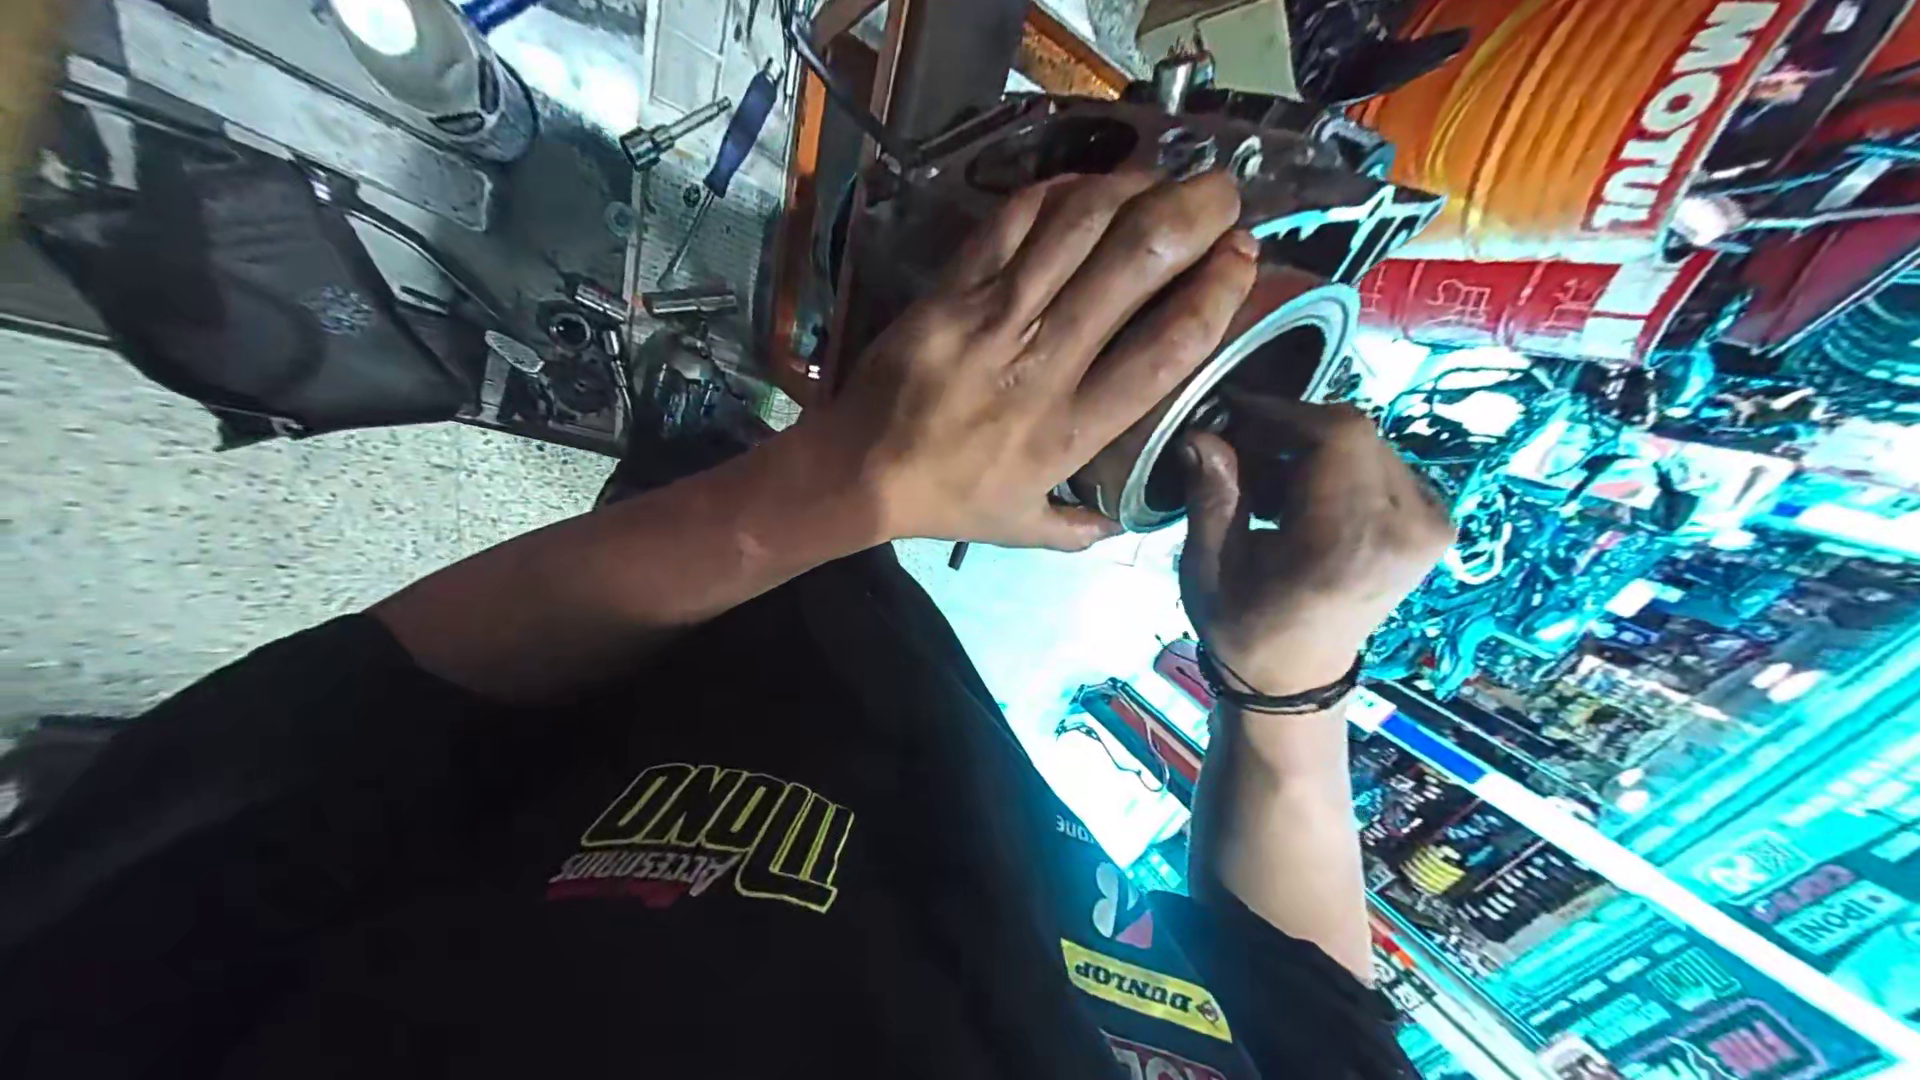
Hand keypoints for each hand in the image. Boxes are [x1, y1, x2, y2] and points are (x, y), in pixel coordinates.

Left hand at [802, 170, 1258, 549]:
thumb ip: (1078, 528)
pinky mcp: (951, 290)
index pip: (1166, 349)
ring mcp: (994, 318)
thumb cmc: (947, 500)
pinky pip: (1012, 221)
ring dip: (1134, 188)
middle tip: (1223, 194)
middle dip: (1193, 215)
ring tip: (1164, 177)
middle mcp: (1044, 363)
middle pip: (1133, 266)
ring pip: (1078, 228)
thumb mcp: (1021, 528)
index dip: (1215, 294)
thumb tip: (1123, 524)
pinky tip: (1087, 186)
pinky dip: (1058, 193)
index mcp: (1072, 429)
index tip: (1242, 259)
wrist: (862, 468)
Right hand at [1179, 396, 1455, 695]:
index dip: (1280, 410)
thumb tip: (1200, 433)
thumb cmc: (1242, 628)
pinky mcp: (1431, 524)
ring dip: (1307, 447)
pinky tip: (1296, 495)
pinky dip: (1332, 465)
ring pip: (1365, 443)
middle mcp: (1407, 525)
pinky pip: (1379, 463)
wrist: (1294, 679)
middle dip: (1287, 428)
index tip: (1230, 411)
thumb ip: (1210, 495)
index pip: (1336, 434)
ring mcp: (1429, 524)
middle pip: (1352, 431)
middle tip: (1236, 449)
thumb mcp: (1208, 567)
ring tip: (1261, 479)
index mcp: (1350, 541)